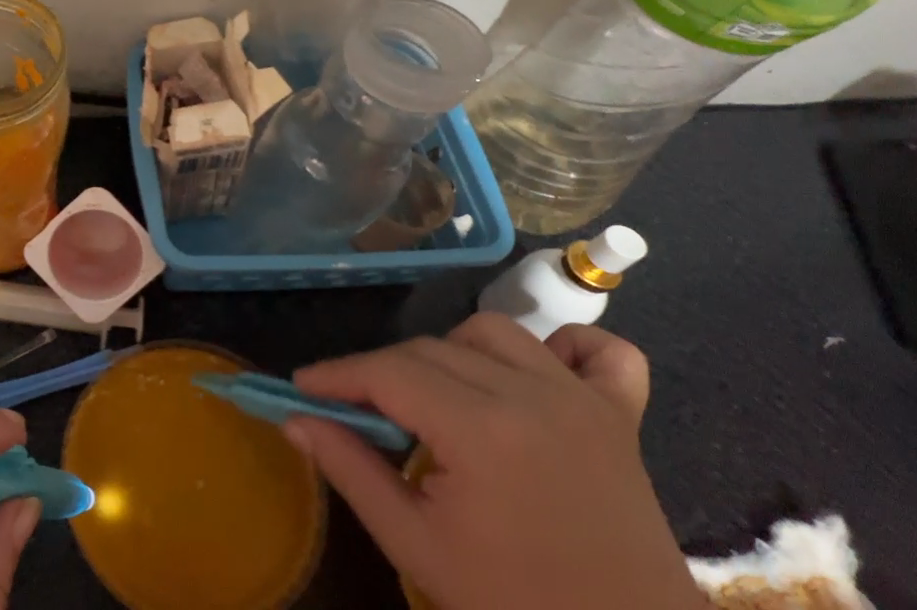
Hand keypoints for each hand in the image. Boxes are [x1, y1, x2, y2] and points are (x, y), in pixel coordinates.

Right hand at [285, 313, 706, 609]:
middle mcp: (533, 395)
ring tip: (436, 398)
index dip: (336, 374)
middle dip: (381, 370)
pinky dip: (562, 348)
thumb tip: (295, 420)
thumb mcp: (413, 543)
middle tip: (356, 409)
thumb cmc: (510, 598)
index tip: (302, 387)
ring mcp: (583, 398)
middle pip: (431, 348)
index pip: (389, 372)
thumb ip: (350, 470)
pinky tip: (533, 375)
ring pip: (495, 333)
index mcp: (481, 430)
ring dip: (452, 351)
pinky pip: (597, 352)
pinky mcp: (621, 414)